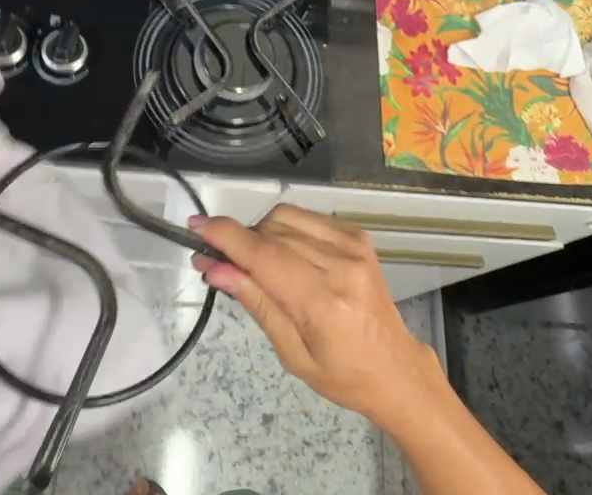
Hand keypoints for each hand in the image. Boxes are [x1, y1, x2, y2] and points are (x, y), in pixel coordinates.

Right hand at [190, 206, 446, 426]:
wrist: (396, 366)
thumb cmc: (342, 374)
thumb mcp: (291, 354)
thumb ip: (256, 303)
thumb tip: (215, 269)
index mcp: (323, 302)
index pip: (264, 255)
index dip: (226, 237)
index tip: (195, 227)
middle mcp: (341, 264)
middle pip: (272, 231)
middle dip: (239, 240)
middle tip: (221, 264)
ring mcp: (353, 246)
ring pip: (288, 216)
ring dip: (262, 233)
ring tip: (257, 264)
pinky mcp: (358, 237)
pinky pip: (308, 218)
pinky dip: (287, 229)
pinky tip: (286, 255)